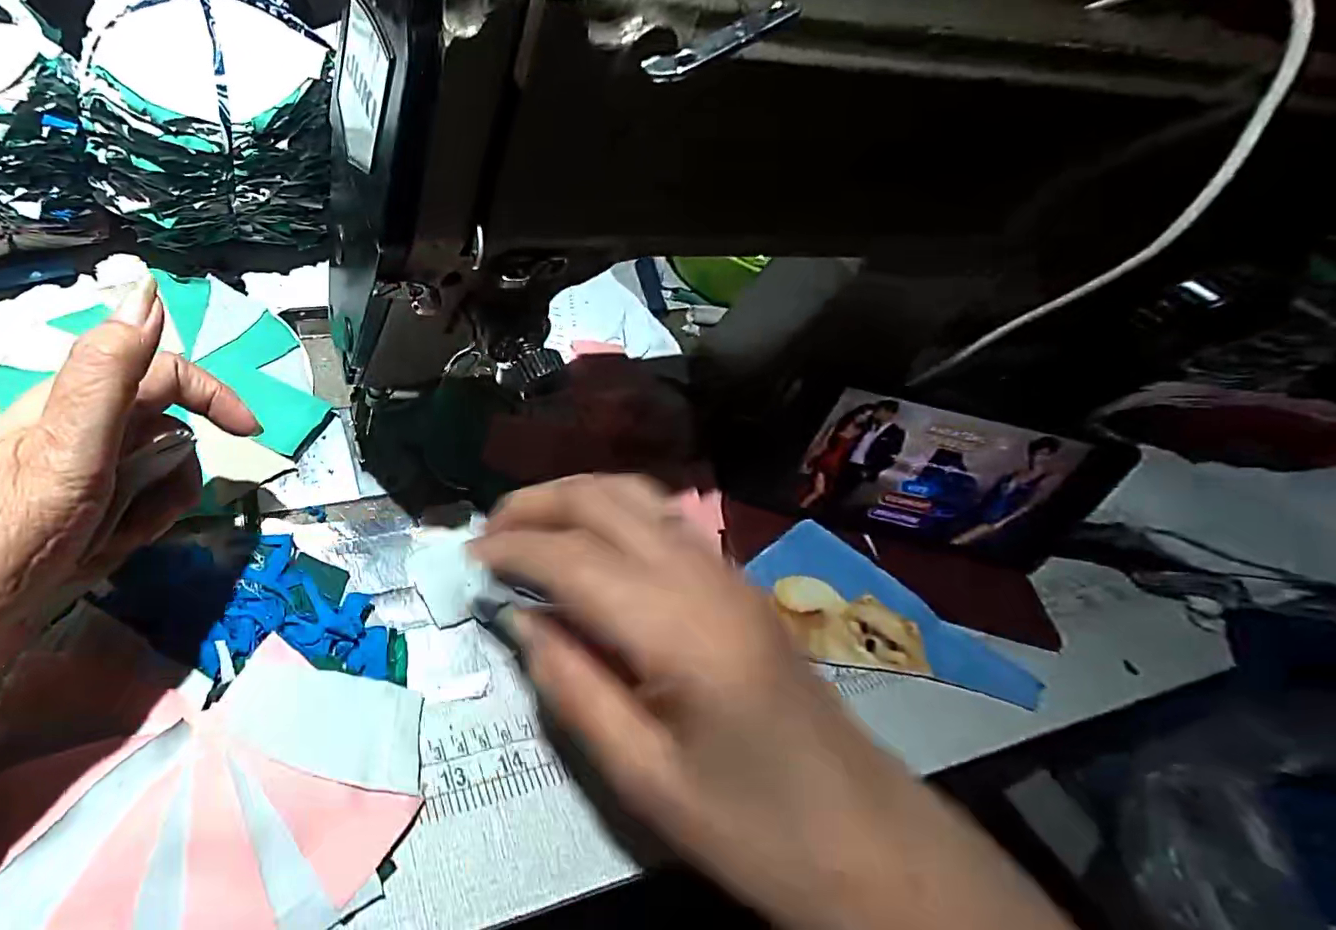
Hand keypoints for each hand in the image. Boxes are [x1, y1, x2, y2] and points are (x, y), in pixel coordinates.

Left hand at [0, 276, 257, 782]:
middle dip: (172, 476)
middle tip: (139, 516)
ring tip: (109, 543)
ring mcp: (81, 480)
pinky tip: (99, 557)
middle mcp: (82, 433)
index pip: (166, 373)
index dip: (213, 395)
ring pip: (159, 474)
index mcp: (75, 403)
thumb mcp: (62, 450)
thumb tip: (146, 290)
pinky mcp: (79, 520)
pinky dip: (135, 532)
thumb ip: (108, 372)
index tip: (251, 432)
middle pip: (170, 431)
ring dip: (153, 509)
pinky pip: (137, 511)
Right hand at [473, 475, 1067, 929]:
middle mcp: (702, 577)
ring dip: (574, 496)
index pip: (574, 558)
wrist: (868, 838)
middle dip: (537, 503)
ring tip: (527, 523)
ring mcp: (726, 571)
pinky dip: (610, 510)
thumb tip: (521, 619)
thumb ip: (572, 687)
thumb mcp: (643, 778)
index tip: (467, 557)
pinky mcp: (736, 581)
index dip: (513, 549)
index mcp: (678, 628)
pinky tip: (588, 539)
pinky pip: (662, 519)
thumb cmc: (752, 826)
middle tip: (488, 531)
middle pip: (605, 500)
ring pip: (637, 496)